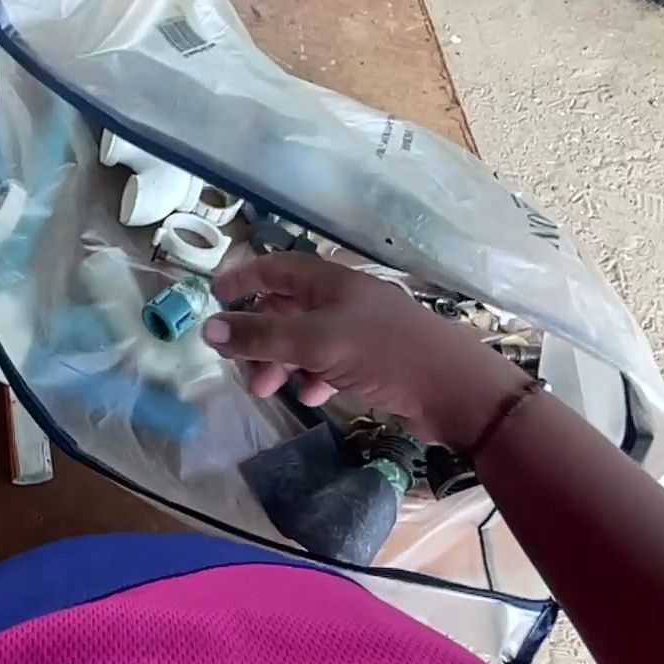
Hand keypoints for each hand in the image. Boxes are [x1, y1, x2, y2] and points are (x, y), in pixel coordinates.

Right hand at [201, 253, 531, 448]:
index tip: (214, 298)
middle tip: (238, 364)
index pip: (276, 267)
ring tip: (267, 389)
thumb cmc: (384, 353)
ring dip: (281, 361)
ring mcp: (360, 329)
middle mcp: (343, 299)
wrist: (457, 391)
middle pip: (286, 308)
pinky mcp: (374, 359)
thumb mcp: (316, 342)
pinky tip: (310, 395)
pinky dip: (312, 375)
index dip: (243, 279)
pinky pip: (329, 361)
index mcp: (331, 281)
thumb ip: (260, 336)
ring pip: (305, 338)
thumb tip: (206, 329)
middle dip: (258, 335)